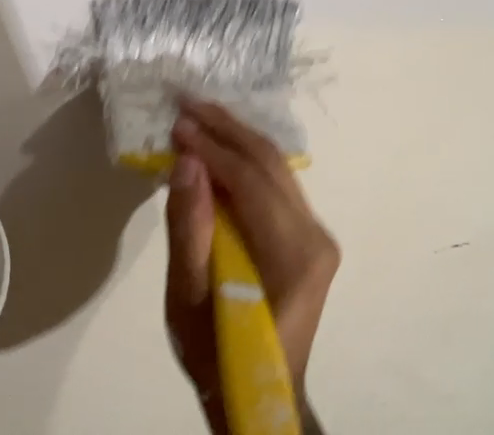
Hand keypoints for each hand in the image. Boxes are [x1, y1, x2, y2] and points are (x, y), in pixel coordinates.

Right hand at [164, 97, 338, 428]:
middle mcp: (316, 237)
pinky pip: (275, 185)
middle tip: (184, 102)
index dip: (212, 146)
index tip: (176, 122)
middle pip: (270, 164)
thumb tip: (186, 161)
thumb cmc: (217, 351)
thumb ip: (188, 227)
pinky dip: (244, 160)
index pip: (251, 180)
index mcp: (292, 255)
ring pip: (276, 169)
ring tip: (195, 115)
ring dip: (235, 138)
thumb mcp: (190, 295)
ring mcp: (318, 236)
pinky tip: (216, 146)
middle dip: (225, 127)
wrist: (258, 392)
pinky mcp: (309, 238)